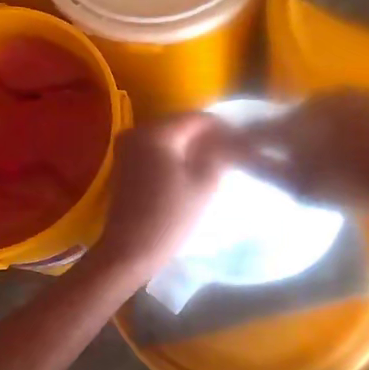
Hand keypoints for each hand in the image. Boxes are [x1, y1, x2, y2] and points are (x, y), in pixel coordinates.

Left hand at [86, 113, 231, 281]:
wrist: (129, 251)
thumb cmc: (170, 217)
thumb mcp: (204, 183)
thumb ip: (220, 154)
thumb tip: (233, 140)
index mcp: (156, 132)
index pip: (197, 118)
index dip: (223, 127)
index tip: (243, 142)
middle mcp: (137, 132)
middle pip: (181, 125)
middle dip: (207, 137)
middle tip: (232, 153)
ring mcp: (127, 148)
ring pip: (169, 138)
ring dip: (192, 147)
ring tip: (216, 163)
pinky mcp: (125, 165)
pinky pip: (157, 150)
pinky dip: (176, 156)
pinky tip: (192, 171)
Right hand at [229, 90, 368, 208]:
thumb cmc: (351, 189)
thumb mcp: (300, 187)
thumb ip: (263, 167)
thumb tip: (233, 153)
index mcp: (295, 124)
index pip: (259, 128)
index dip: (245, 137)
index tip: (234, 145)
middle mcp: (314, 99)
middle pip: (290, 116)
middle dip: (286, 133)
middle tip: (290, 155)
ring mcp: (344, 93)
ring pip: (316, 109)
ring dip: (313, 125)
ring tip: (321, 149)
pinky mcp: (367, 95)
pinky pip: (341, 106)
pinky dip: (338, 119)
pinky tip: (347, 139)